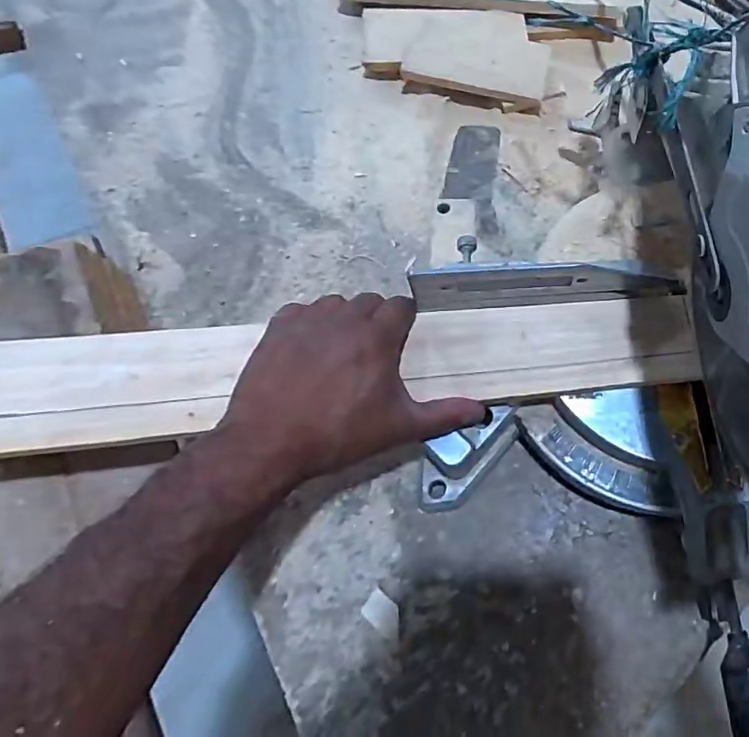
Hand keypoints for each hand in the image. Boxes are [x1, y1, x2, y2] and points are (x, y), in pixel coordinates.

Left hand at [212, 294, 487, 490]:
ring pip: (335, 303)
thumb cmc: (339, 434)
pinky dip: (307, 322)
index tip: (401, 339)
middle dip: (376, 318)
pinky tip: (307, 347)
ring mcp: (308, 323)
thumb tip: (482, 412)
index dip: (405, 319)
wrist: (266, 447)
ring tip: (340, 347)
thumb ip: (443, 415)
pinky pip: (300, 311)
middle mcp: (346, 321)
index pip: (401, 305)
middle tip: (372, 349)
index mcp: (378, 338)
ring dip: (343, 318)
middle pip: (370, 301)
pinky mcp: (276, 331)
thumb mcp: (398, 427)